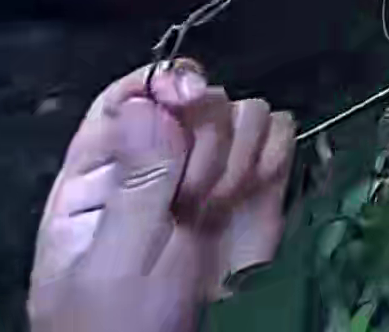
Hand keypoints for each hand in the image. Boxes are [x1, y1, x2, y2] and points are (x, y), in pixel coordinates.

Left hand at [28, 62, 295, 331]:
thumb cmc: (124, 324)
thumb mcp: (116, 262)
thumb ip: (135, 181)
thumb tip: (143, 103)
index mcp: (106, 170)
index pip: (129, 95)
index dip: (163, 81)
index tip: (192, 95)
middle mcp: (165, 152)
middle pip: (202, 97)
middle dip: (207, 143)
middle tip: (193, 199)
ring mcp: (217, 160)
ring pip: (246, 110)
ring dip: (240, 156)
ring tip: (218, 206)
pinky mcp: (261, 172)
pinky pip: (281, 129)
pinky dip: (273, 156)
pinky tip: (253, 192)